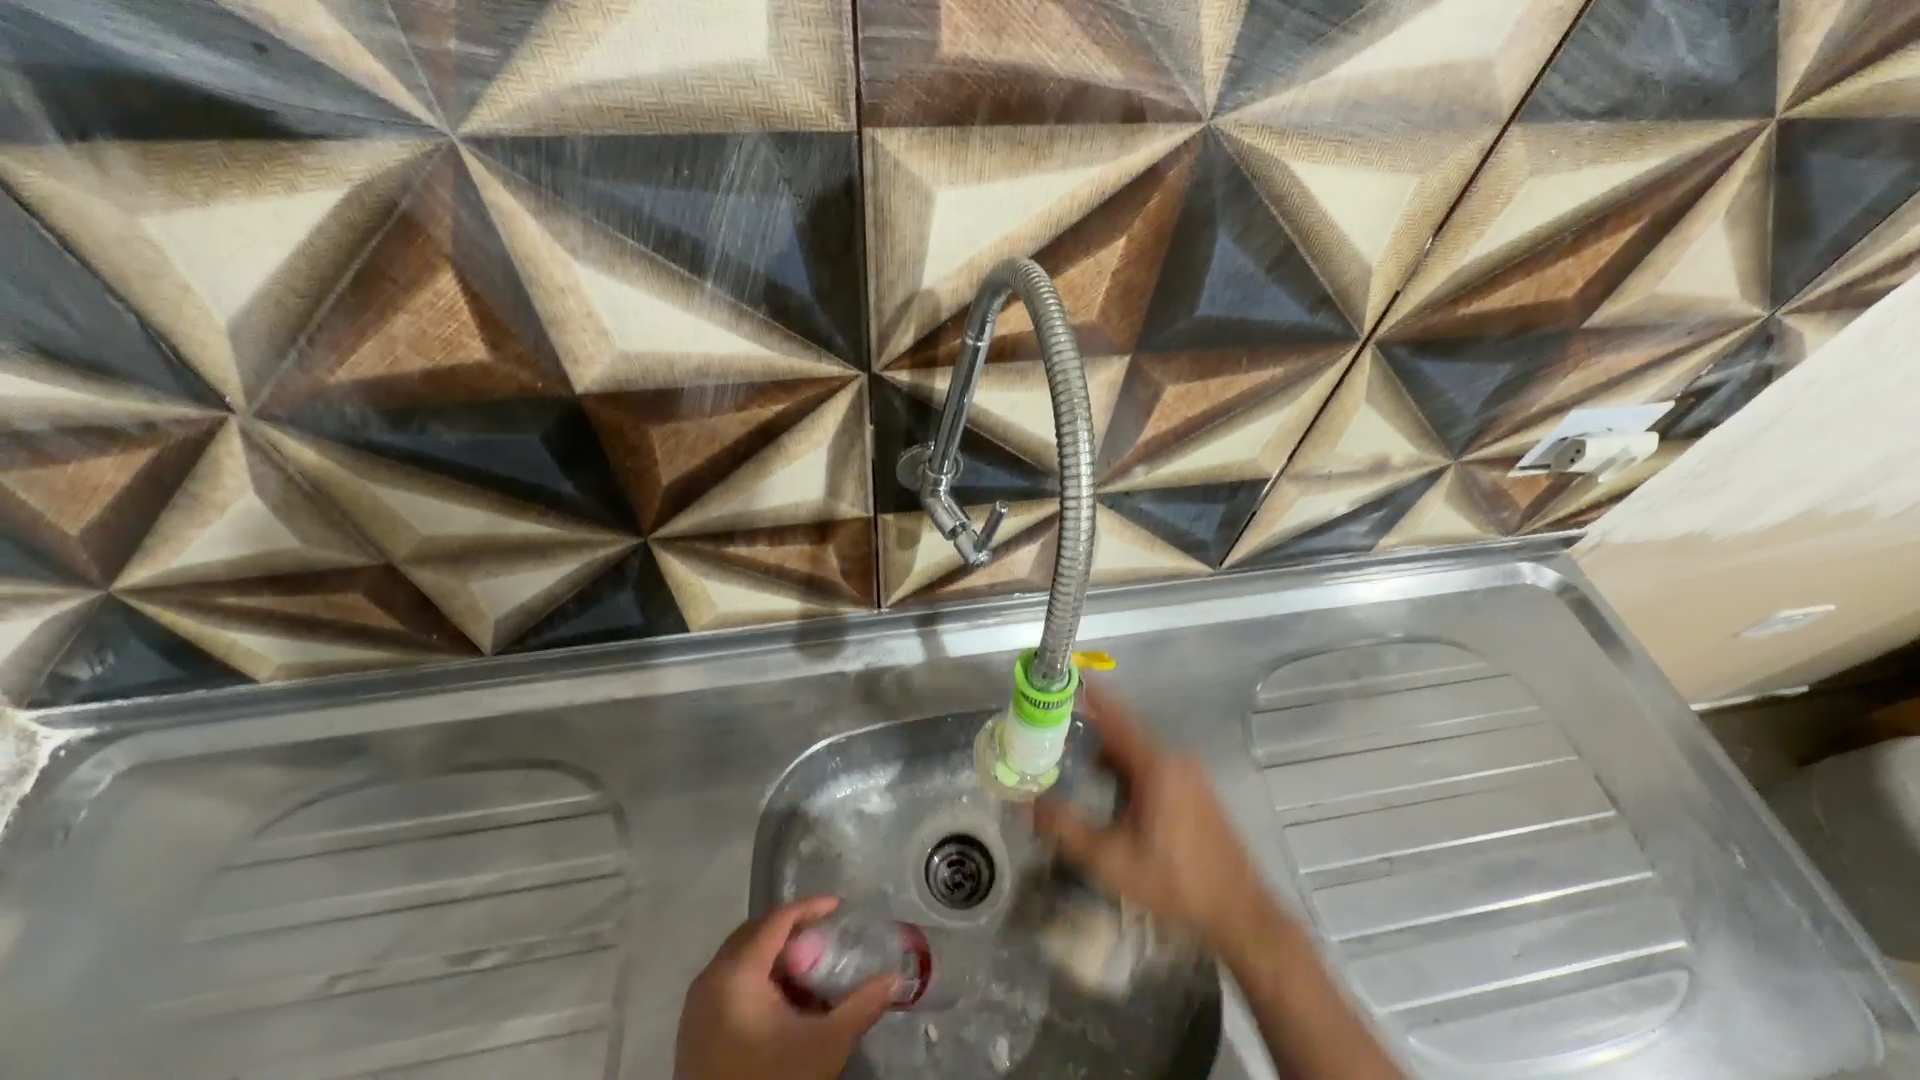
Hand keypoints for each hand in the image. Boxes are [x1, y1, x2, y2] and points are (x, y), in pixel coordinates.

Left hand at [676, 897, 896, 1079]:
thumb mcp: (825, 1045)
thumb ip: (861, 1006)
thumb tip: (895, 979)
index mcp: (736, 972)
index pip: (776, 920)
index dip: (809, 907)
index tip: (839, 907)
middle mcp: (710, 977)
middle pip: (755, 934)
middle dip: (793, 932)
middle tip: (827, 940)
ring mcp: (697, 1003)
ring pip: (741, 959)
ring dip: (776, 957)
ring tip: (811, 975)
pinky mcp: (695, 1027)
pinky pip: (730, 983)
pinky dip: (759, 980)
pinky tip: (785, 1005)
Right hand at [1033, 682, 1271, 950]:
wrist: (1238, 913)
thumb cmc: (1173, 882)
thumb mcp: (1109, 860)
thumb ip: (1065, 828)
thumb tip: (1028, 804)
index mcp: (1156, 765)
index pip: (1116, 719)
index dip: (1091, 699)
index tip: (1067, 682)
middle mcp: (1176, 760)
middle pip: (1126, 737)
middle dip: (1091, 735)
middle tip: (1055, 737)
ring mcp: (1193, 776)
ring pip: (1141, 756)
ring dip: (1110, 758)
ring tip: (1075, 766)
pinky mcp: (1199, 794)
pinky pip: (1156, 769)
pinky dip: (1130, 772)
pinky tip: (1112, 796)